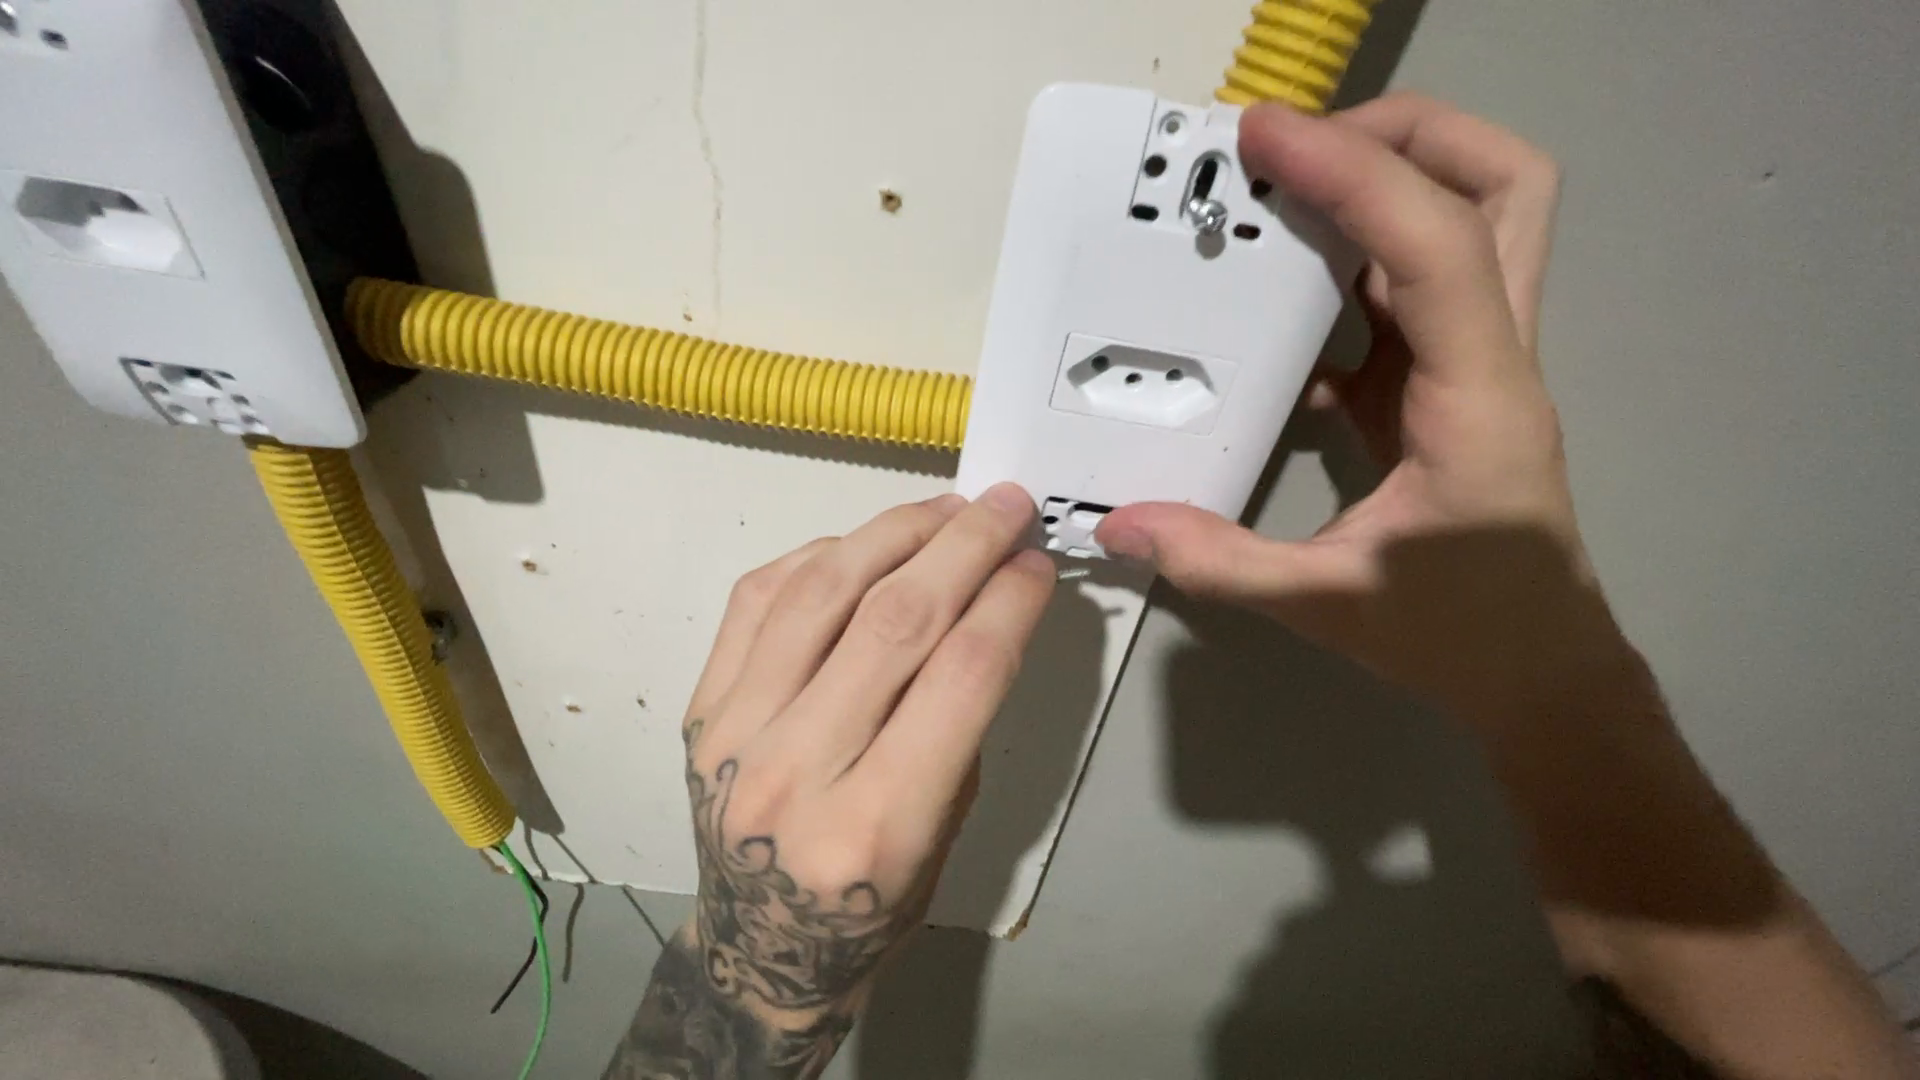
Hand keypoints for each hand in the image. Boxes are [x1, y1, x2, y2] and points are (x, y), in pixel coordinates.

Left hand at [604, 485, 1051, 1078]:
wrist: (758, 949)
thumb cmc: (876, 906)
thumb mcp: (947, 827)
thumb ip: (961, 715)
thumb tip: (988, 599)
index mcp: (878, 826)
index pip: (963, 674)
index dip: (1010, 601)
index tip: (1038, 560)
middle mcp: (797, 772)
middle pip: (896, 619)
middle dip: (964, 546)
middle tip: (1006, 505)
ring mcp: (733, 733)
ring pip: (822, 590)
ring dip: (894, 531)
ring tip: (945, 507)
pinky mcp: (698, 706)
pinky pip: (759, 595)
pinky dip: (821, 554)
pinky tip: (868, 542)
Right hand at [1098, 94, 1622, 723]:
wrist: (1540, 674)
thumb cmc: (1456, 636)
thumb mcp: (1325, 603)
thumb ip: (1218, 563)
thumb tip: (1118, 525)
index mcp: (1476, 399)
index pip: (1434, 244)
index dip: (1351, 174)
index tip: (1263, 139)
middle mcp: (1494, 358)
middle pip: (1502, 187)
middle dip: (1405, 137)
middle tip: (1297, 149)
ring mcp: (1475, 366)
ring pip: (1474, 222)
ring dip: (1387, 183)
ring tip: (1284, 192)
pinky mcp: (1443, 387)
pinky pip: (1410, 292)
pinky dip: (1353, 264)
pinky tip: (1279, 298)